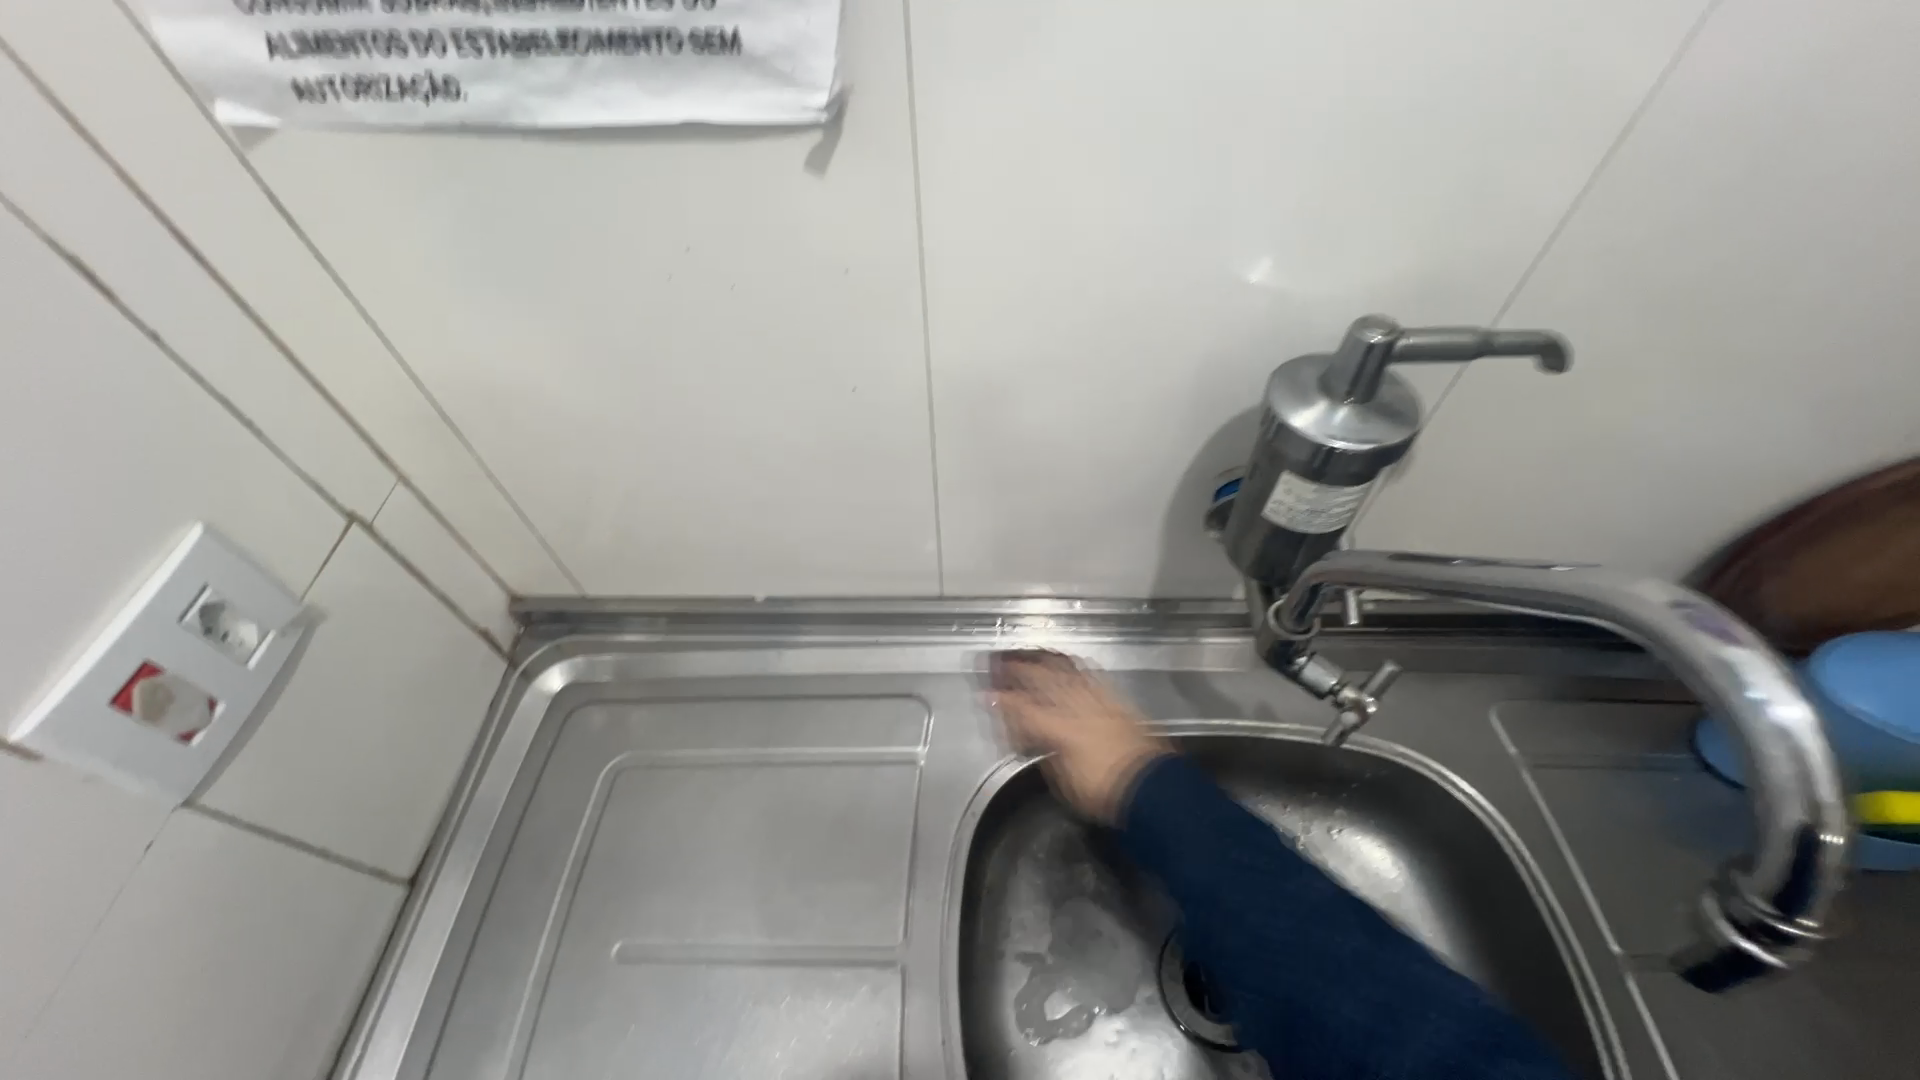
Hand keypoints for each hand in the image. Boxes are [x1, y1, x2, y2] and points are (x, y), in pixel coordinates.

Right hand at [989, 649, 1169, 824]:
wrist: (1150, 785)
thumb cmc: (1104, 792)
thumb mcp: (1064, 782)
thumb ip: (1046, 756)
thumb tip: (1038, 744)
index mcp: (1057, 731)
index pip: (1022, 710)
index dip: (1001, 702)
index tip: (987, 695)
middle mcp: (1075, 708)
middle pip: (1040, 682)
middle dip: (1015, 670)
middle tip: (998, 663)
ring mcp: (1096, 700)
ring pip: (1064, 672)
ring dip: (1041, 661)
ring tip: (1027, 654)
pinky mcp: (1114, 699)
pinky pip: (1090, 675)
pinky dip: (1073, 665)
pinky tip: (1066, 660)